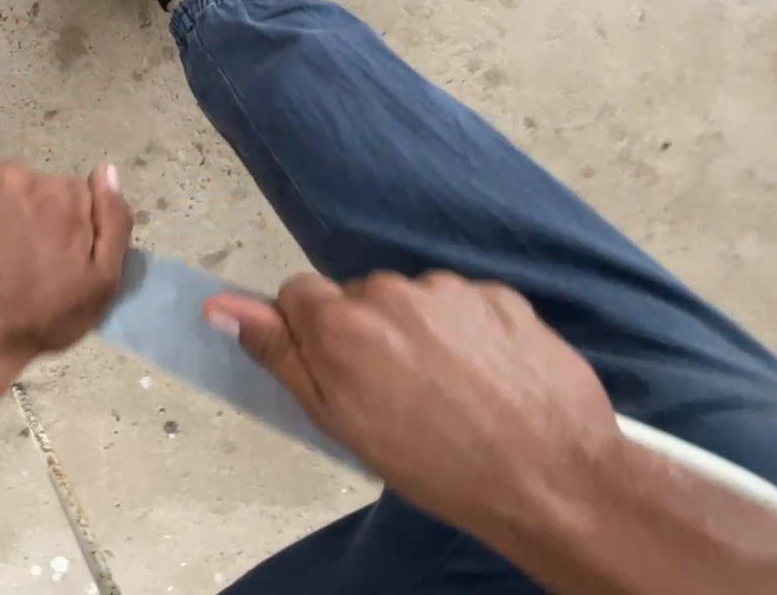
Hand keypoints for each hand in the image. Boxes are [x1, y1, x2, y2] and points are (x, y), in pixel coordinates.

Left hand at [0, 148, 132, 391]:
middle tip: (25, 253)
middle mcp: (23, 176)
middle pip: (40, 185)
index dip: (71, 224)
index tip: (58, 252)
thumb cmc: (43, 313)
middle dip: (38, 212)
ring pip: (6, 180)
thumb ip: (114, 221)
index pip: (77, 194)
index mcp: (65, 196)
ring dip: (4, 202)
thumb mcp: (102, 283)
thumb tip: (107, 171)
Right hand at [205, 272, 623, 537]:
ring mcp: (449, 291)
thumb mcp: (333, 417)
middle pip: (355, 295)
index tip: (338, 367)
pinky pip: (462, 301)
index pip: (296, 293)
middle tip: (396, 385)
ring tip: (450, 382)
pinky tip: (488, 371)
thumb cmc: (429, 460)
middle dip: (365, 328)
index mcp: (339, 321)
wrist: (559, 485)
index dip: (311, 330)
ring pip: (409, 298)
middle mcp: (386, 291)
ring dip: (417, 327)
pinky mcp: (502, 297)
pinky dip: (467, 328)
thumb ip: (275, 351)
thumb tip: (216, 305)